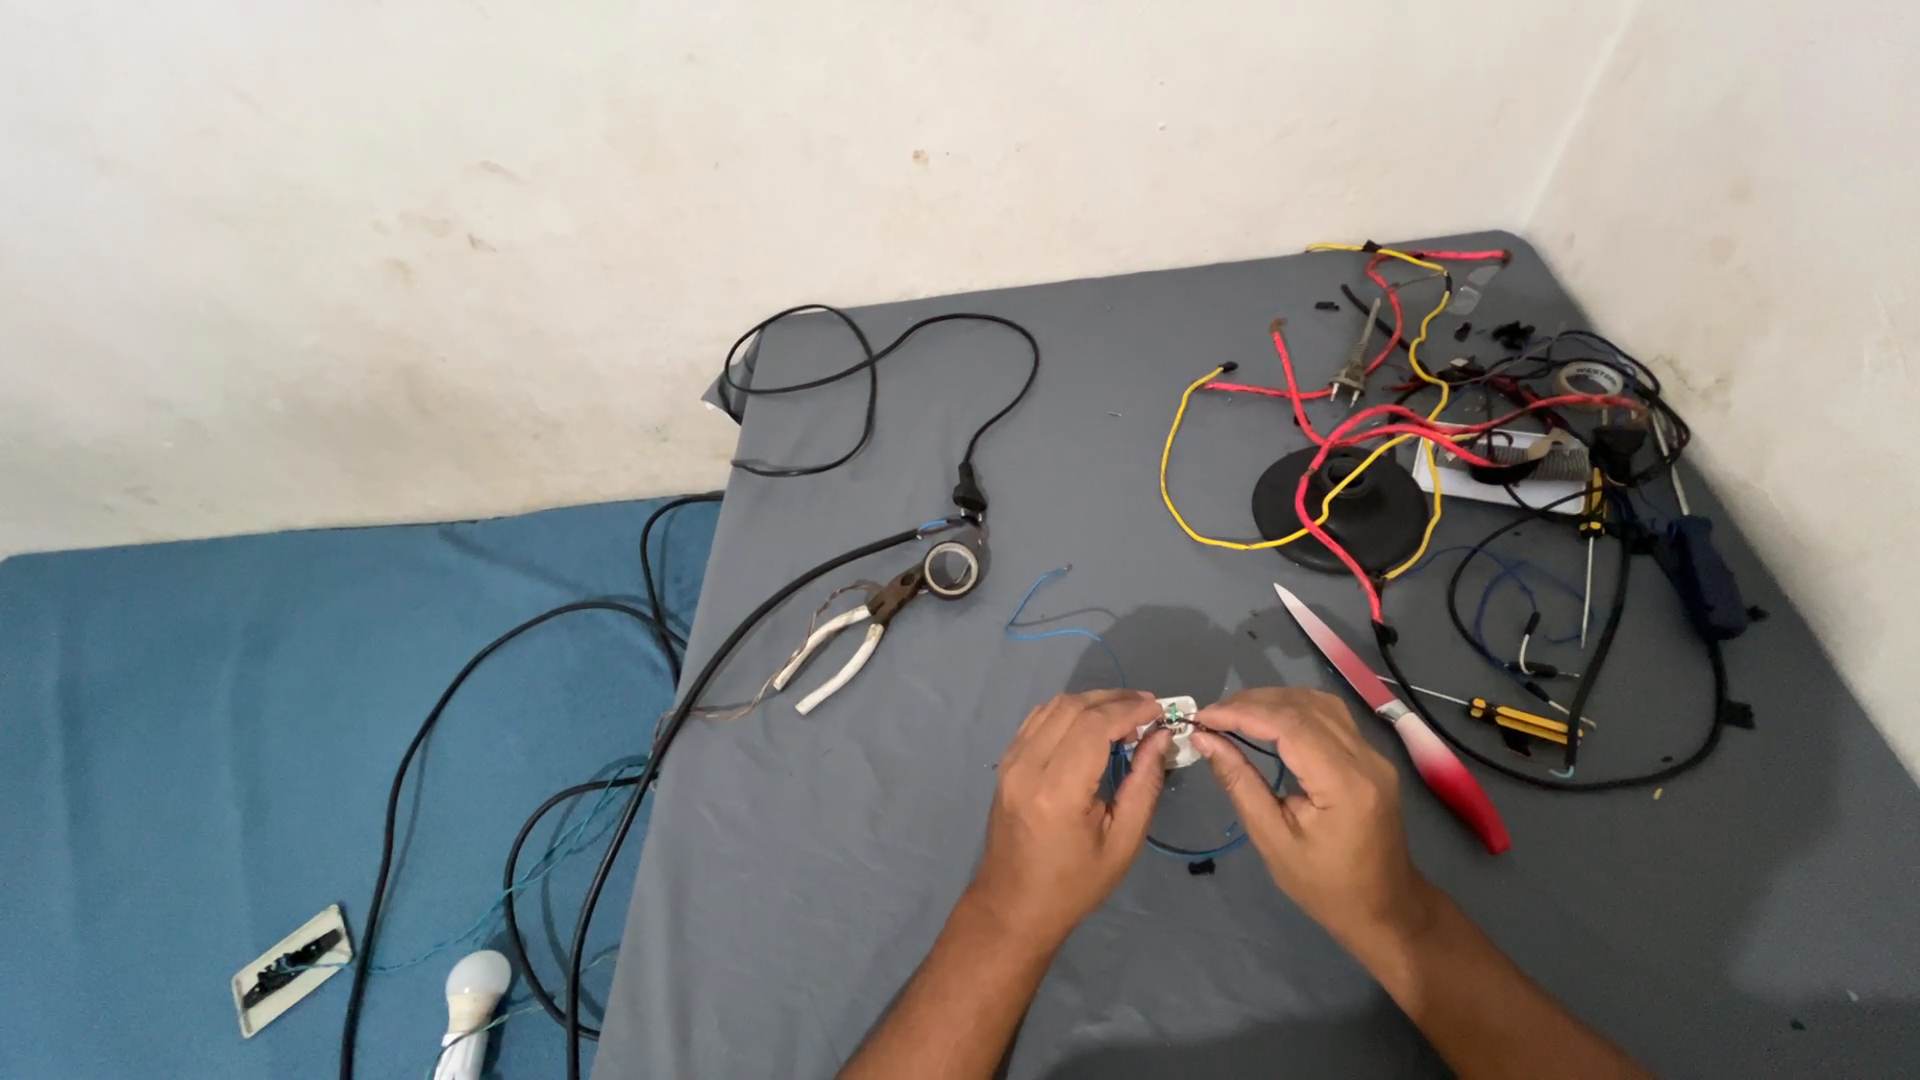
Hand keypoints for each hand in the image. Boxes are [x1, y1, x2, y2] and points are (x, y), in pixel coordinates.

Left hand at [967, 689, 1171, 949]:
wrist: (1013, 904)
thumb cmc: (1074, 883)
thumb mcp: (1123, 842)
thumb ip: (1144, 783)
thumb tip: (1160, 736)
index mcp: (1057, 791)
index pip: (1094, 725)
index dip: (1129, 709)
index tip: (1159, 709)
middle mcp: (1027, 766)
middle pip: (1072, 707)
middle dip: (1114, 699)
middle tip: (1147, 707)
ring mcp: (1010, 761)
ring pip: (1053, 706)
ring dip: (1091, 702)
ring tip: (1125, 713)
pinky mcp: (1005, 763)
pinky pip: (1037, 719)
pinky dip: (1067, 711)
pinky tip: (1091, 723)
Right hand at [1193, 688, 1433, 952]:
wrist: (1386, 909)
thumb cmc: (1325, 886)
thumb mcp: (1272, 839)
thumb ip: (1239, 783)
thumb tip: (1204, 740)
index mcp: (1344, 784)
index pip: (1289, 726)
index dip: (1241, 714)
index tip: (1202, 718)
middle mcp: (1365, 759)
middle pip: (1303, 707)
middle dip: (1251, 704)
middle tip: (1210, 717)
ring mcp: (1373, 755)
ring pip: (1317, 703)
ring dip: (1271, 701)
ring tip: (1232, 714)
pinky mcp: (1370, 757)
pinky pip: (1328, 715)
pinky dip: (1291, 708)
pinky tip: (1266, 719)